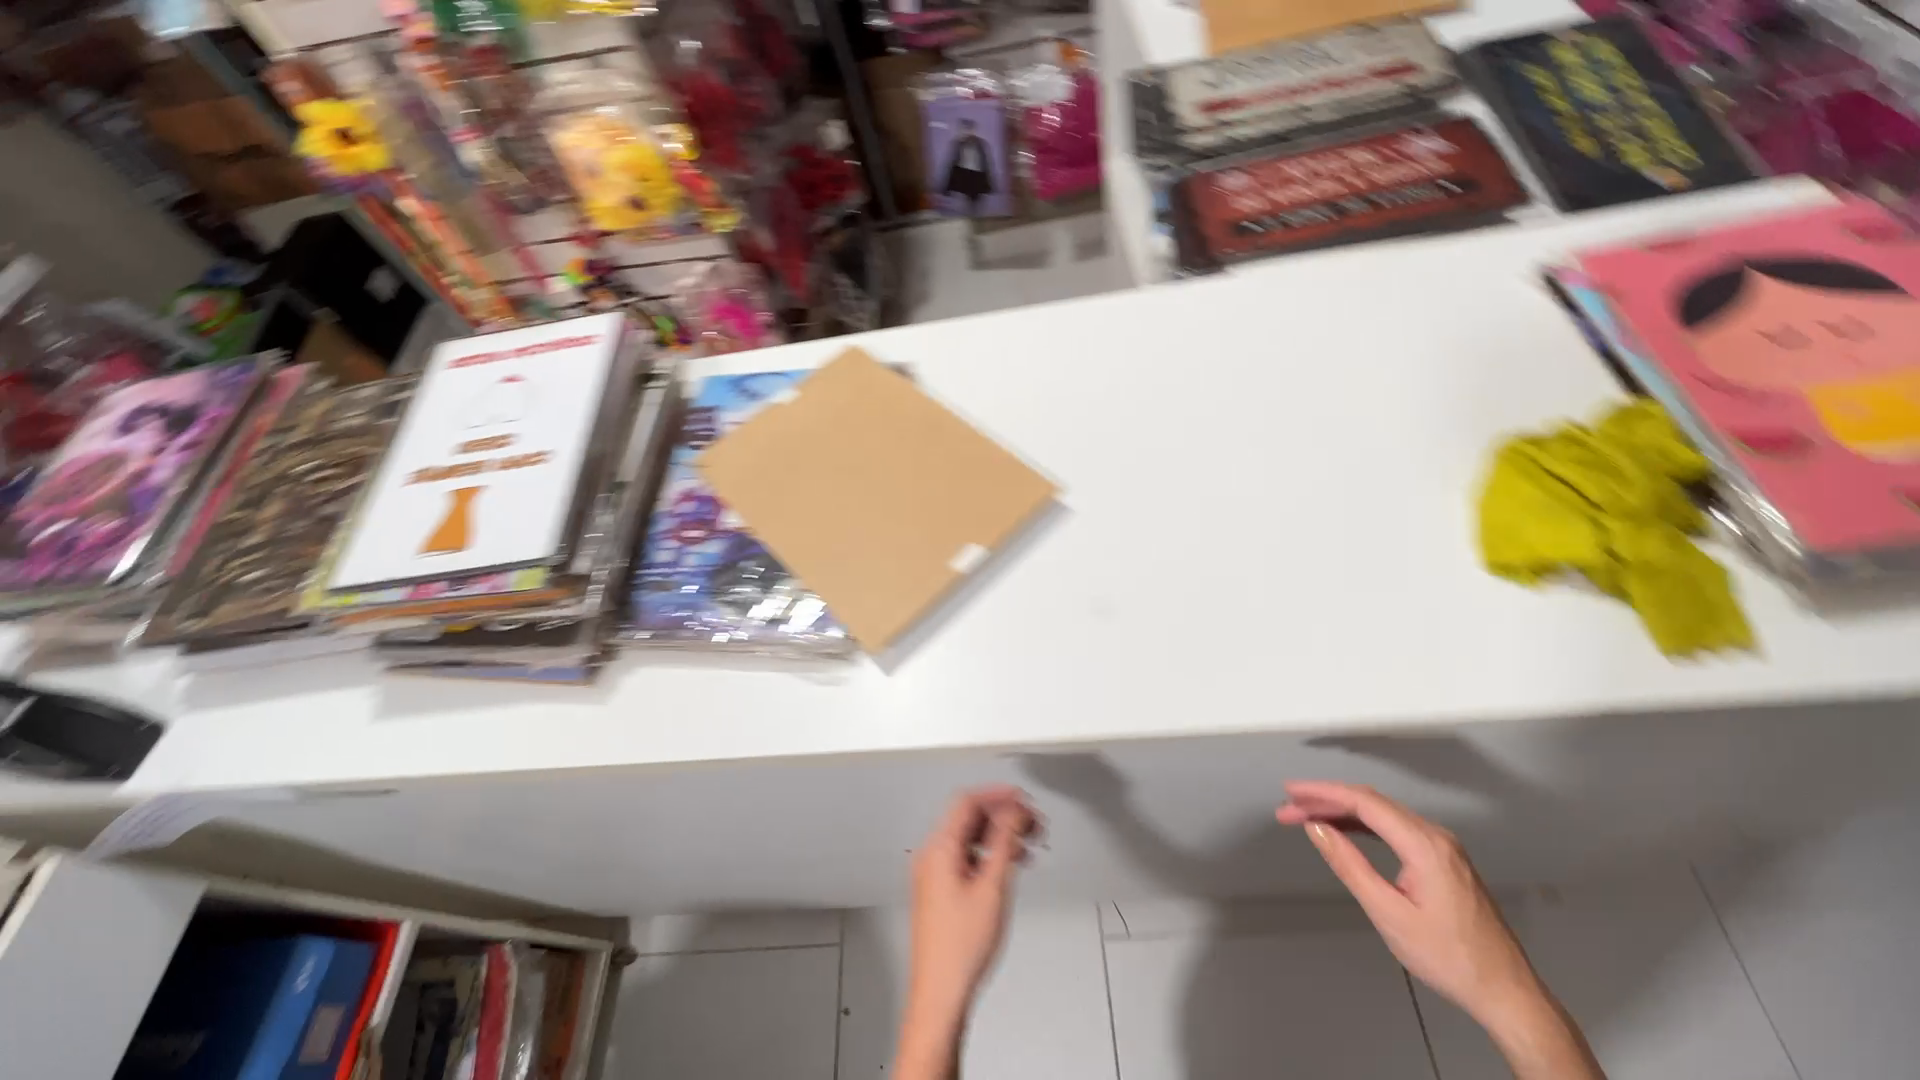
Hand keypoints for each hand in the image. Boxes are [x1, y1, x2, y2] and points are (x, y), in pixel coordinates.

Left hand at [898, 785, 1036, 1072]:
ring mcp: (933, 875)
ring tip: (1027, 844)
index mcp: (939, 850)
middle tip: (1032, 823)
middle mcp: (931, 857)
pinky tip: (1009, 866)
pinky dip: (989, 854)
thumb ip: (1005, 843)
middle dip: (1003, 816)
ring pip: (968, 838)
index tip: (1022, 799)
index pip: (967, 802)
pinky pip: (965, 857)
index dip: (998, 795)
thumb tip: (1014, 813)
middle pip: (968, 818)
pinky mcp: (939, 891)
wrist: (941, 991)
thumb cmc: (960, 948)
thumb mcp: (993, 887)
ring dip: (998, 836)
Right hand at [1276, 781, 1538, 1025]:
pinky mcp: (1444, 859)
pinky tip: (1344, 830)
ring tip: (1306, 817)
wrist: (1504, 990)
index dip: (1322, 793)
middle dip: (1326, 800)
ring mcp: (1443, 846)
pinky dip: (1364, 824)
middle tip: (1288, 809)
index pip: (1364, 802)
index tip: (1290, 793)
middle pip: (1372, 802)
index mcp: (1424, 845)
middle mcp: (1436, 836)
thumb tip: (1316, 829)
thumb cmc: (1447, 957)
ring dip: (1343, 811)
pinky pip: (1397, 828)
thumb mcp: (1388, 913)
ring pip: (1384, 813)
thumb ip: (1349, 865)